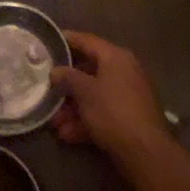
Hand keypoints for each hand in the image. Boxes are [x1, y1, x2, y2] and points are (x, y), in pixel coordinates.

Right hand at [50, 31, 170, 161]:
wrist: (144, 150)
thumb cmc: (112, 111)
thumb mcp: (85, 92)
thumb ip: (68, 77)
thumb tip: (56, 70)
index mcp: (116, 58)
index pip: (87, 41)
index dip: (67, 40)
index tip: (48, 41)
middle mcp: (124, 71)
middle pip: (89, 71)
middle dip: (66, 85)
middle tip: (45, 89)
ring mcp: (127, 95)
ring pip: (93, 95)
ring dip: (72, 108)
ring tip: (53, 122)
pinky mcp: (128, 117)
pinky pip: (102, 112)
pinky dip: (85, 121)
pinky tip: (67, 135)